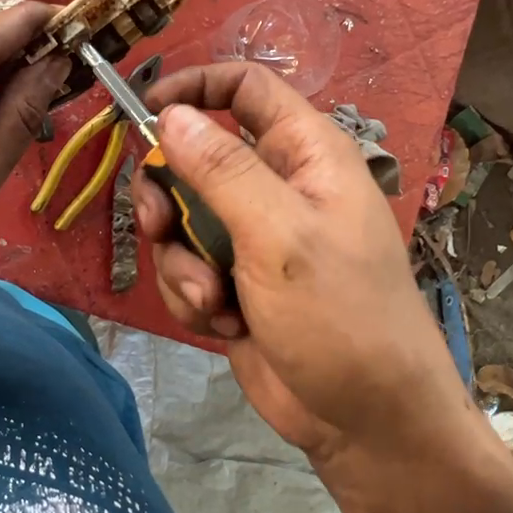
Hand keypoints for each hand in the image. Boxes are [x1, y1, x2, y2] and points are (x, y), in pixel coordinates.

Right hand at [132, 63, 469, 465]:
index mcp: (305, 154)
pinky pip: (184, 265)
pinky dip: (191, 294)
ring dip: (181, 260)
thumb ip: (222, 171)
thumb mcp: (279, 236)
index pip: (244, 88)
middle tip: (159, 226)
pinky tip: (221, 323)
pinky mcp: (233, 281)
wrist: (367, 424)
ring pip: (180, 218)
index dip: (193, 88)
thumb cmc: (341, 318)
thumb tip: (171, 114)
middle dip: (168, 196)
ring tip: (211, 298)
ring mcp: (252, 236)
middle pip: (194, 157)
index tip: (145, 113)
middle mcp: (276, 187)